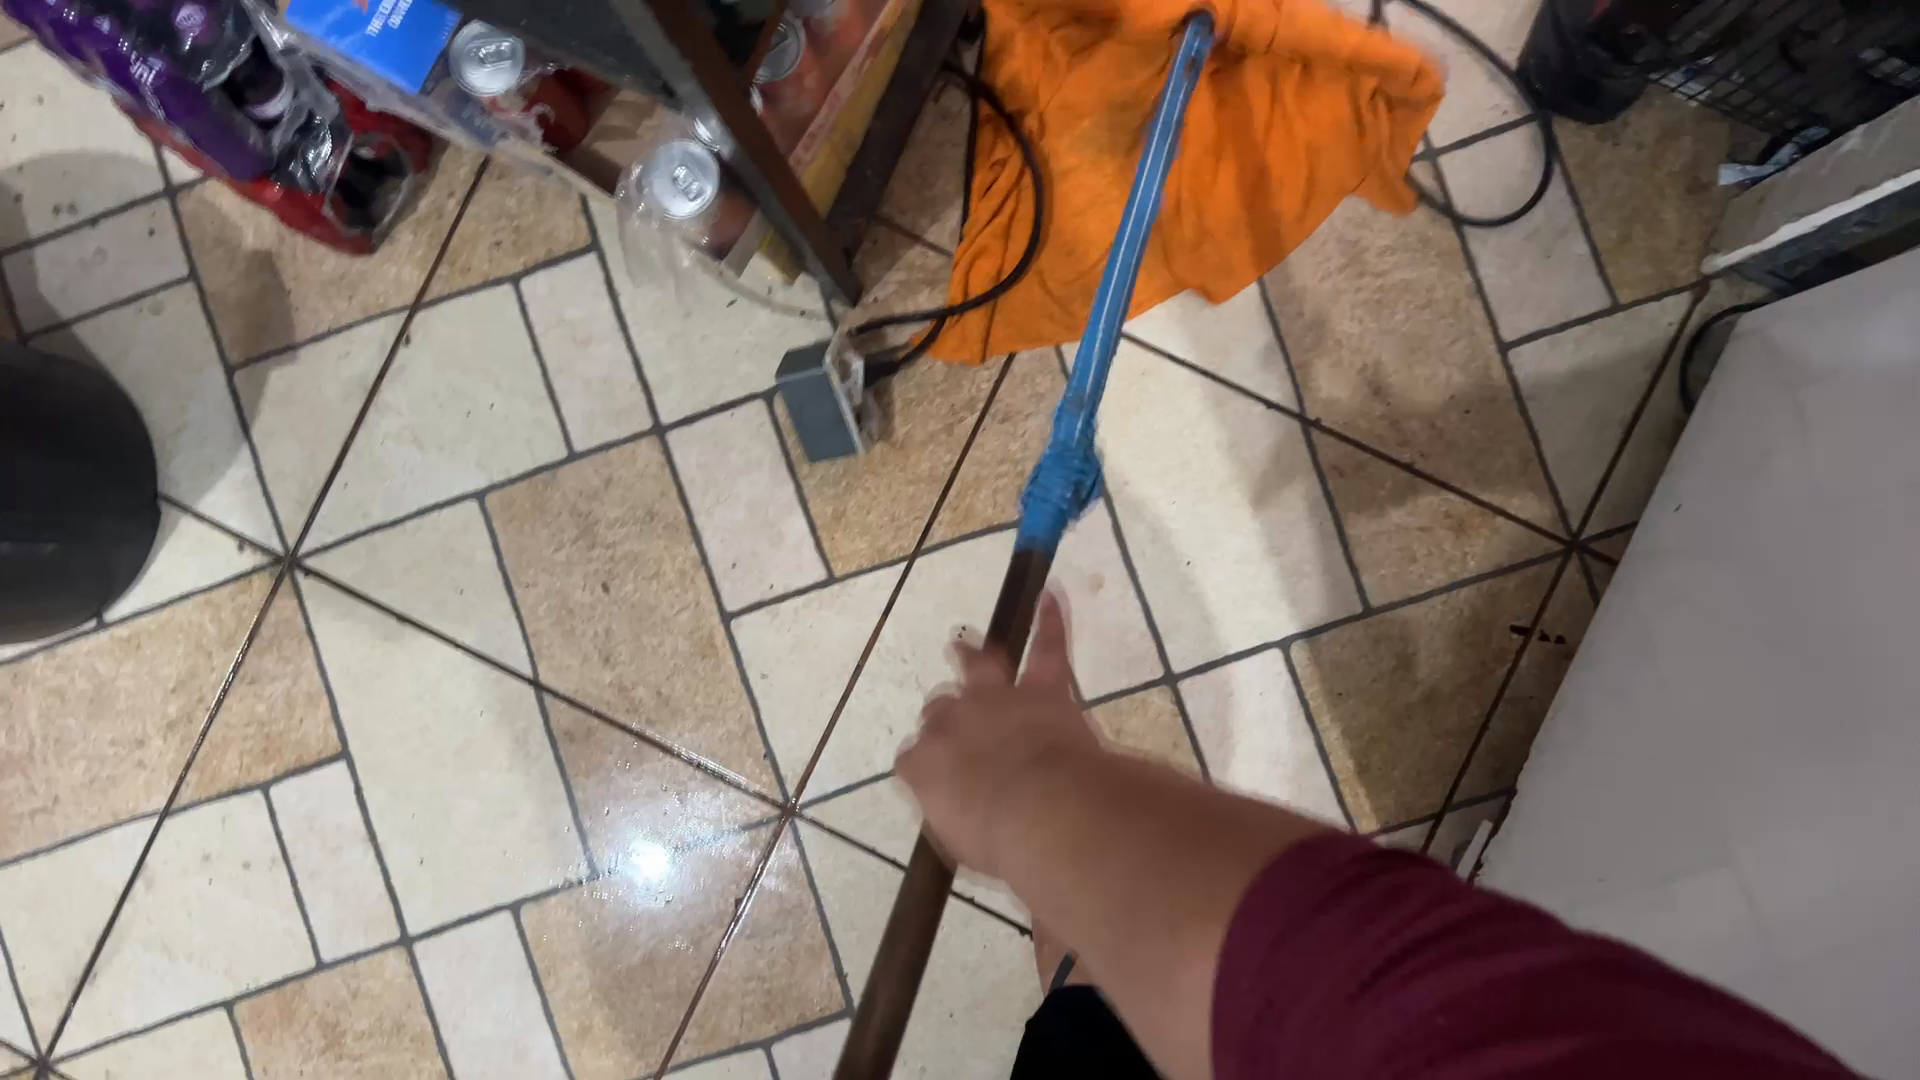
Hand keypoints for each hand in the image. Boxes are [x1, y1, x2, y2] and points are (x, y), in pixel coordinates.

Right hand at [895, 590, 1101, 878]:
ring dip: (971, 656)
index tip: (940, 776)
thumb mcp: (967, 849)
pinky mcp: (1042, 688)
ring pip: (977, 668)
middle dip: (944, 714)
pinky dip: (1053, 621)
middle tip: (952, 721)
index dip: (928, 763)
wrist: (1042, 810)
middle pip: (939, 709)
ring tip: (962, 642)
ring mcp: (996, 699)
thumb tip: (978, 845)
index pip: (914, 757)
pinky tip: (1052, 594)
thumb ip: (962, 834)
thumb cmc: (999, 842)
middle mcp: (952, 724)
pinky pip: (1048, 647)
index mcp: (926, 767)